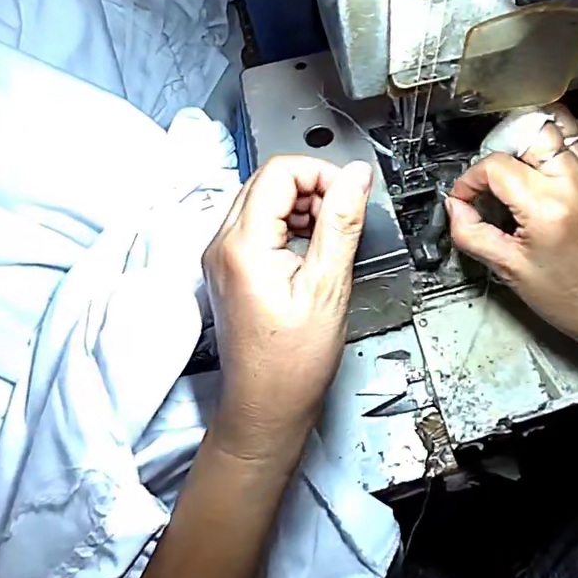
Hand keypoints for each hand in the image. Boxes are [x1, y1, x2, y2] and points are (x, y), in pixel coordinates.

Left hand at [202, 155, 371, 470]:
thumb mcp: (329, 285)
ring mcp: (222, 256)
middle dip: (313, 188)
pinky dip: (290, 224)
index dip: (320, 174)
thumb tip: (355, 177)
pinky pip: (260, 224)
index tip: (348, 195)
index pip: (279, 171)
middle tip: (342, 216)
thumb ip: (342, 223)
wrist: (266, 406)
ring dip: (303, 205)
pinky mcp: (230, 267)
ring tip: (329, 236)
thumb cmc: (292, 362)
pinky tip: (312, 249)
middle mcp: (223, 245)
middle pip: (269, 181)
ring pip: (264, 199)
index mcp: (243, 245)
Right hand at [446, 105, 577, 353]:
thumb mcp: (509, 270)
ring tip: (516, 157)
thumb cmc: (571, 297)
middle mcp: (575, 183)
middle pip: (530, 129)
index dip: (471, 179)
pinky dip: (558, 138)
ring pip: (561, 122)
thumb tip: (456, 208)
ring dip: (531, 133)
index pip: (496, 166)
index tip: (466, 197)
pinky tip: (543, 159)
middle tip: (491, 170)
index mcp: (547, 208)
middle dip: (501, 144)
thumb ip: (471, 234)